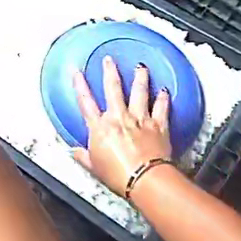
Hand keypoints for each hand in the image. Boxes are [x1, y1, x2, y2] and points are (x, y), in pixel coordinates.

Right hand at [72, 55, 172, 194]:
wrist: (145, 180)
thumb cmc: (119, 176)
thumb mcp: (94, 167)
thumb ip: (84, 156)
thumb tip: (75, 153)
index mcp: (100, 128)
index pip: (86, 101)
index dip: (80, 85)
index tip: (76, 73)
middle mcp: (119, 118)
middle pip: (113, 89)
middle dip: (110, 72)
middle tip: (109, 60)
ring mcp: (139, 120)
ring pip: (139, 92)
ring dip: (140, 78)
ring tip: (140, 67)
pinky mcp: (158, 126)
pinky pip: (161, 108)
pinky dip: (163, 99)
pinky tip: (164, 91)